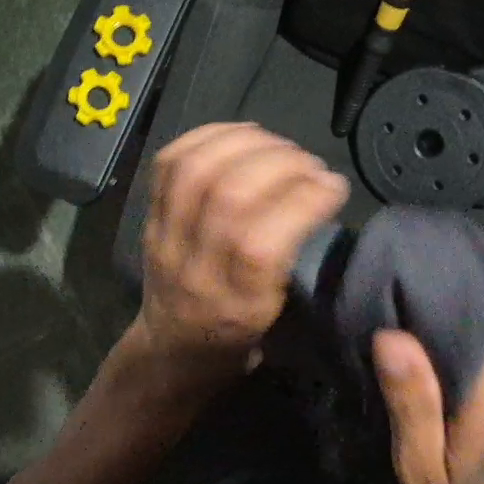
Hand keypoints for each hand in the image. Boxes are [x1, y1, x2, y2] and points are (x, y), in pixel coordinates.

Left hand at [135, 123, 348, 368]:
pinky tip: (241, 135)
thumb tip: (324, 188)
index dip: (302, 201)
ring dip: (245, 143)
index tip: (334, 185)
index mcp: (237, 305)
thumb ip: (297, 260)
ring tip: (278, 145)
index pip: (259, 243)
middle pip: (227, 196)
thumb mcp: (279, 317)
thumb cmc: (239, 334)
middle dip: (278, 163)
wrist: (174, 348)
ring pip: (195, 172)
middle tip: (308, 163)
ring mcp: (166, 239)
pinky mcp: (150, 218)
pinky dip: (208, 136)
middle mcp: (197, 270)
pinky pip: (169, 163)